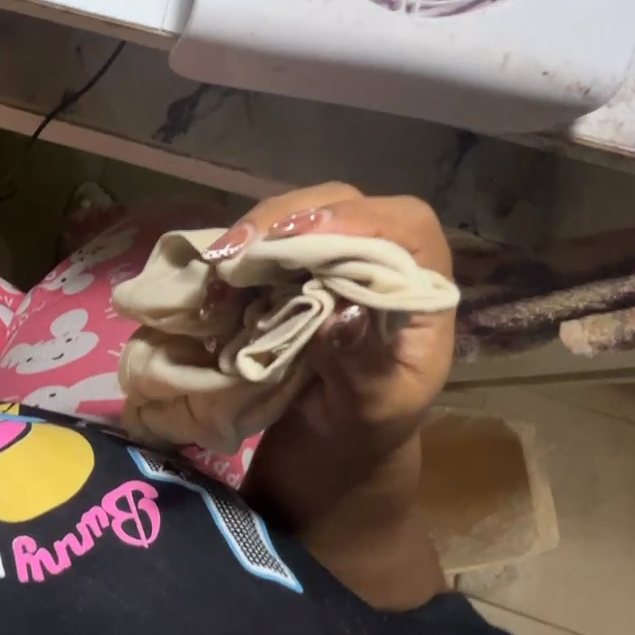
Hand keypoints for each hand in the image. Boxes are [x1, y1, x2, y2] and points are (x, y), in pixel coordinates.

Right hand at [203, 184, 455, 456]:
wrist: (332, 432)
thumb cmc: (366, 419)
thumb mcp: (375, 406)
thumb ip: (362, 366)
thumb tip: (342, 314)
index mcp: (419, 285)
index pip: (406, 225)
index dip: (360, 218)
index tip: (307, 233)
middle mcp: (376, 256)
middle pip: (340, 202)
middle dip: (288, 217)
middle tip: (242, 247)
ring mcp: (327, 256)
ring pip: (294, 214)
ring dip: (254, 231)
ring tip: (220, 260)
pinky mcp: (286, 266)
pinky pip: (261, 241)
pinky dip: (236, 252)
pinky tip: (215, 274)